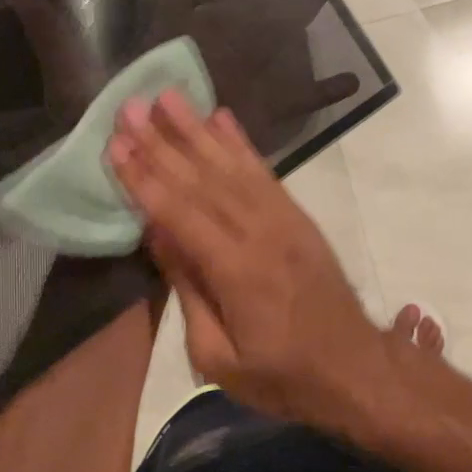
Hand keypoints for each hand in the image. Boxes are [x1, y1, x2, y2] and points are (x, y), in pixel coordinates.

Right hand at [108, 90, 395, 432]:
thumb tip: (157, 233)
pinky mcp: (296, 214)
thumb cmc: (281, 375)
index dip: (144, 177)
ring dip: (196, 129)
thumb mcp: (219, 358)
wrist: (355, 367)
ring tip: (168, 96)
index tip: (115, 144)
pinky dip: (240, 142)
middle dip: (161, 141)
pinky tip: (220, 117)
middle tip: (130, 107)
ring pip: (231, 165)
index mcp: (235, 270)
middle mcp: (258, 231)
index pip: (179, 212)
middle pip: (201, 179)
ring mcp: (282, 217)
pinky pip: (263, 170)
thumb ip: (188, 290)